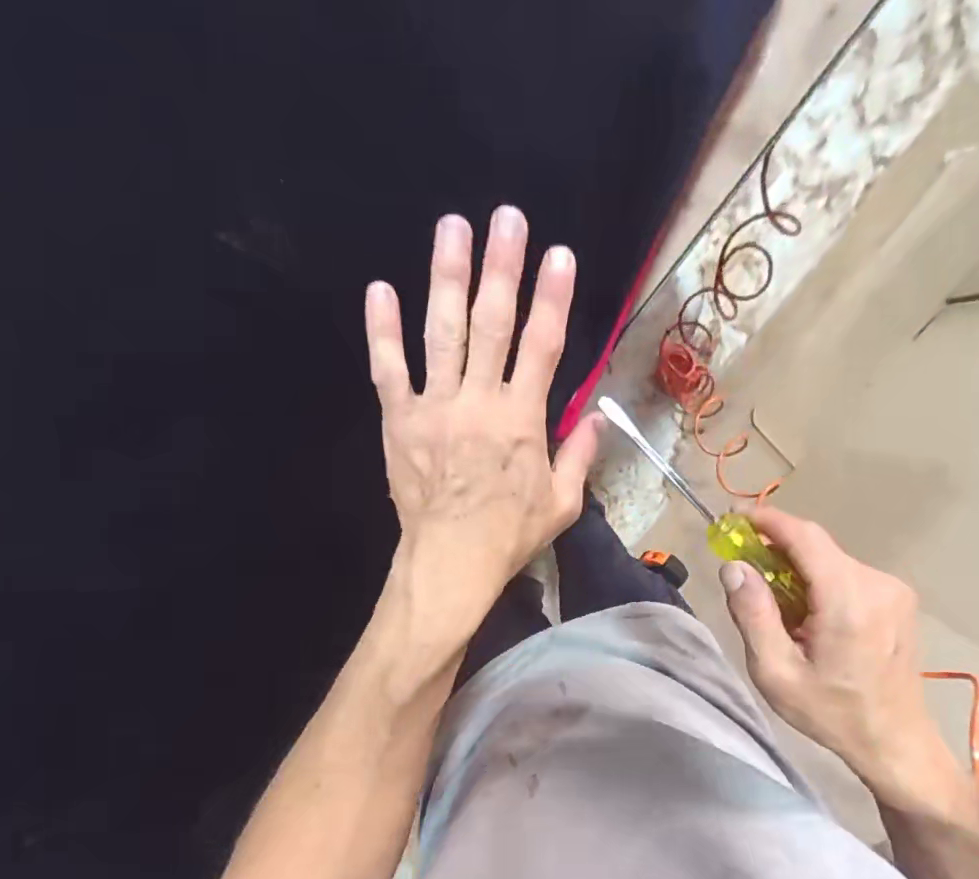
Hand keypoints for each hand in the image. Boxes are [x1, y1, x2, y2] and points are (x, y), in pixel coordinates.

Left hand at [364, 207, 603, 615]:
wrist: (449, 561)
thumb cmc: (508, 535)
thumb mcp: (562, 503)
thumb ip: (580, 456)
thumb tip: (598, 418)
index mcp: (522, 420)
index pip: (543, 345)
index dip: (552, 297)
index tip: (559, 255)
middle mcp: (479, 401)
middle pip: (492, 324)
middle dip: (501, 267)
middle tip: (506, 218)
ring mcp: (435, 407)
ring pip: (442, 333)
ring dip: (446, 277)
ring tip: (451, 228)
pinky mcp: (399, 420)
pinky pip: (389, 369)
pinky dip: (383, 330)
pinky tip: (380, 289)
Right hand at [719, 505, 951, 802]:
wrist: (896, 742)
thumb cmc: (831, 712)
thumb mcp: (776, 672)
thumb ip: (753, 615)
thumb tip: (734, 567)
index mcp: (849, 601)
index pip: (806, 537)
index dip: (767, 521)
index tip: (733, 521)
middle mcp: (877, 584)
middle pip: (816, 548)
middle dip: (775, 552)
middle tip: (742, 574)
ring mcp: (892, 590)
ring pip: (829, 560)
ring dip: (795, 571)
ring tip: (776, 610)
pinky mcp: (896, 599)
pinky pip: (845, 574)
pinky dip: (817, 582)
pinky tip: (806, 617)